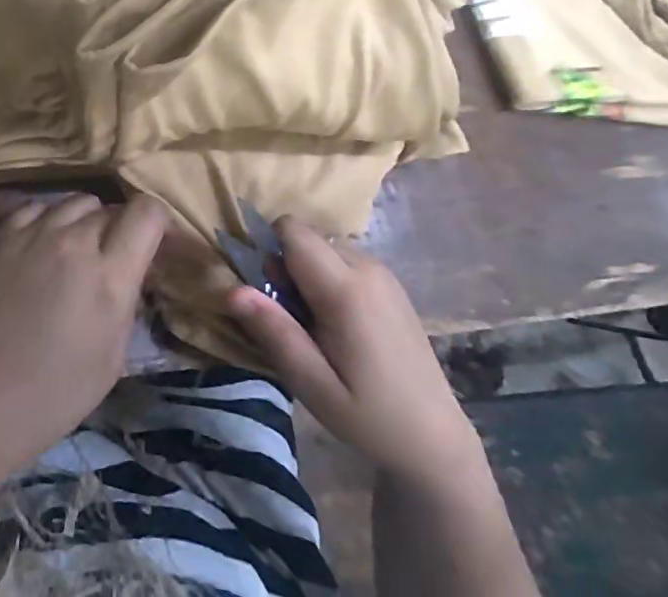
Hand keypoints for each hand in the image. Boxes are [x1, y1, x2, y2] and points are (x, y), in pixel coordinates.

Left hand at [0, 194, 167, 486]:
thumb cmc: (55, 395)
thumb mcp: (114, 357)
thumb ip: (126, 300)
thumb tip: (129, 270)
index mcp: (109, 276)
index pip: (147, 213)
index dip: (156, 222)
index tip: (152, 243)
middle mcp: (73, 243)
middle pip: (110, 208)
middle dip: (120, 228)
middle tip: (112, 258)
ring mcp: (31, 236)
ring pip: (74, 202)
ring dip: (85, 221)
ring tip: (77, 251)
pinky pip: (36, 208)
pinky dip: (49, 220)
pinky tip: (43, 246)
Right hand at [226, 218, 478, 480]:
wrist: (434, 437)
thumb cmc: (369, 416)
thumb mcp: (312, 385)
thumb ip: (274, 332)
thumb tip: (232, 290)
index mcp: (346, 290)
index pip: (292, 230)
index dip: (268, 250)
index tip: (267, 291)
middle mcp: (367, 268)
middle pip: (306, 236)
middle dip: (286, 263)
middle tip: (290, 316)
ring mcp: (383, 273)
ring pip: (324, 247)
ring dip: (306, 272)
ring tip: (313, 324)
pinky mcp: (390, 283)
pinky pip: (344, 259)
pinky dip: (328, 277)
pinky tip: (338, 324)